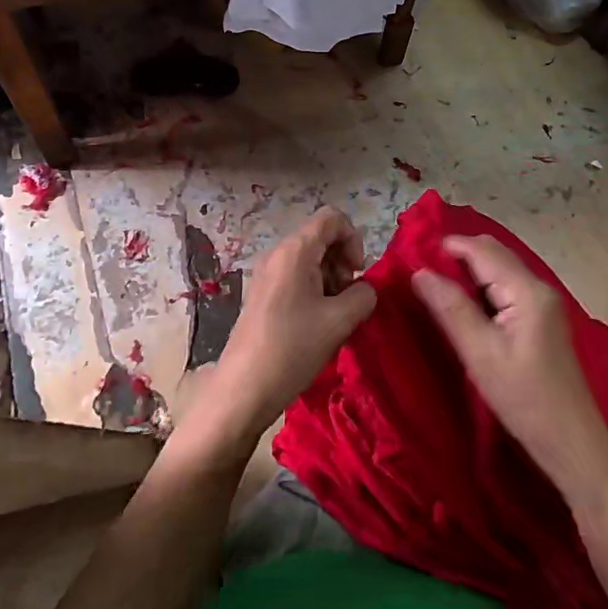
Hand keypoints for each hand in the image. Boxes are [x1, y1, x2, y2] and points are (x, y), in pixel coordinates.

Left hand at [196, 208, 374, 448]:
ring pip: (310, 259)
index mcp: (295, 250)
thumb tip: (364, 290)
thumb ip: (364, 294)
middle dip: (343, 262)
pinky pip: (296, 277)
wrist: (243, 390)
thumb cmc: (293, 348)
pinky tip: (316, 323)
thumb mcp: (341, 320)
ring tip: (333, 315)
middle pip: (321, 237)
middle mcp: (277, 253)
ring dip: (330, 279)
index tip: (357, 274)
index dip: (354, 239)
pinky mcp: (262, 295)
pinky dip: (314, 291)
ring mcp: (266, 274)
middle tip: (347, 299)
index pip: (332, 218)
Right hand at [412, 236, 607, 492]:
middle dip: (456, 256)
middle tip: (419, 270)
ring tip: (433, 285)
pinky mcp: (541, 319)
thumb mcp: (481, 355)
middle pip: (494, 254)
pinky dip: (482, 288)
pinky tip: (463, 305)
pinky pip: (507, 289)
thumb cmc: (525, 401)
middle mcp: (539, 287)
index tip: (410, 254)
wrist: (572, 443)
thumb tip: (419, 272)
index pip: (482, 251)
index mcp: (528, 291)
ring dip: (468, 272)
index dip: (447, 247)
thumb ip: (451, 309)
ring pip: (500, 270)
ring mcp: (544, 303)